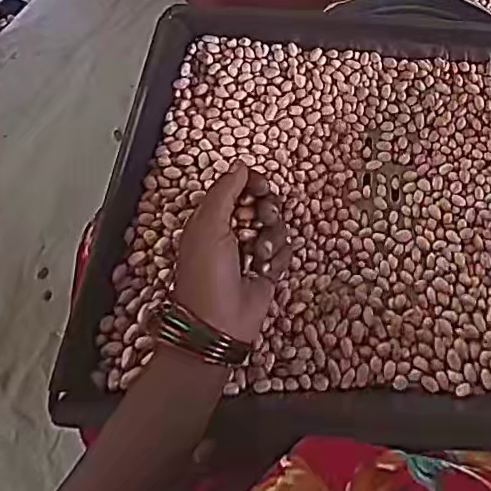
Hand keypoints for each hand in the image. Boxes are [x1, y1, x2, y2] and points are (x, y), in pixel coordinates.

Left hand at [171, 163, 290, 345]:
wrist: (217, 325)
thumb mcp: (209, 225)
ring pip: (277, 226)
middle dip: (267, 211)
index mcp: (213, 215)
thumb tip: (240, 164)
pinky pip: (284, 250)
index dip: (253, 184)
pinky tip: (263, 272)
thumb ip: (225, 190)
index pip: (240, 186)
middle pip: (264, 203)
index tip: (260, 188)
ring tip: (257, 256)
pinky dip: (276, 259)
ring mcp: (251, 249)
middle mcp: (233, 229)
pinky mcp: (268, 268)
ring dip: (271, 239)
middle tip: (260, 222)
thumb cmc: (206, 275)